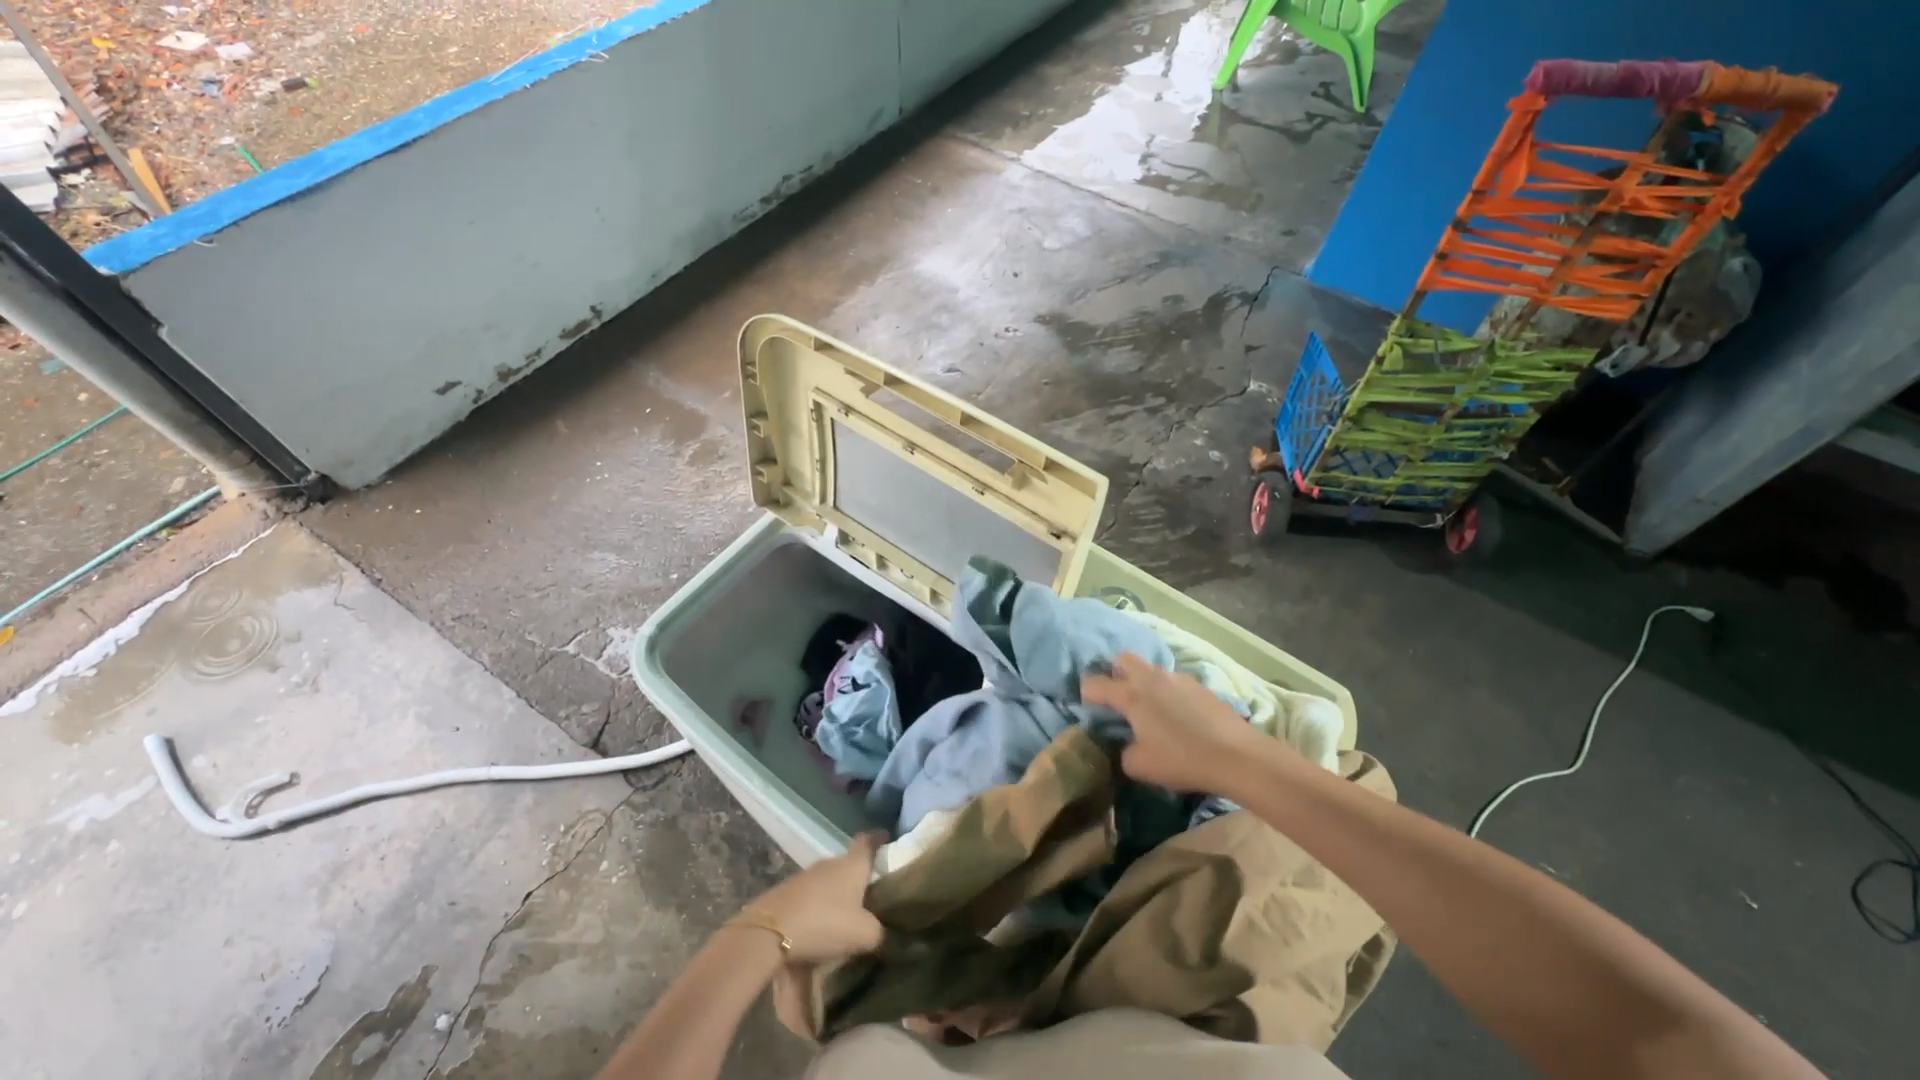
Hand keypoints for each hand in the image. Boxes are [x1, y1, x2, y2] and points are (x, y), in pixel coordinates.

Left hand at [738, 831, 884, 963]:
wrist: (766, 934)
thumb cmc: (824, 923)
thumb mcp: (864, 934)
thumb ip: (879, 933)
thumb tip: (881, 934)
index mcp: (851, 865)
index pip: (868, 842)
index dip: (879, 838)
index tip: (887, 837)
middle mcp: (827, 864)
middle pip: (847, 865)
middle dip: (858, 878)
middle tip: (872, 896)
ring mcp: (803, 877)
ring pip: (827, 883)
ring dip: (836, 897)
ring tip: (846, 918)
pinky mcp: (784, 895)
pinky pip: (809, 899)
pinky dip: (817, 910)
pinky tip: (819, 930)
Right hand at [1083, 651, 1268, 793]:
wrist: (1236, 755)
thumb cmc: (1181, 759)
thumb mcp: (1139, 766)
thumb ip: (1123, 752)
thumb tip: (1126, 745)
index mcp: (1132, 695)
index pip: (1097, 683)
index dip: (1087, 691)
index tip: (1087, 704)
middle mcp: (1152, 679)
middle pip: (1124, 659)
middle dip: (1115, 673)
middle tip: (1118, 698)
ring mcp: (1179, 679)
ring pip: (1152, 670)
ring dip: (1144, 684)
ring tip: (1151, 711)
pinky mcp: (1202, 687)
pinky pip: (1174, 683)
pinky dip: (1168, 694)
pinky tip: (1178, 717)